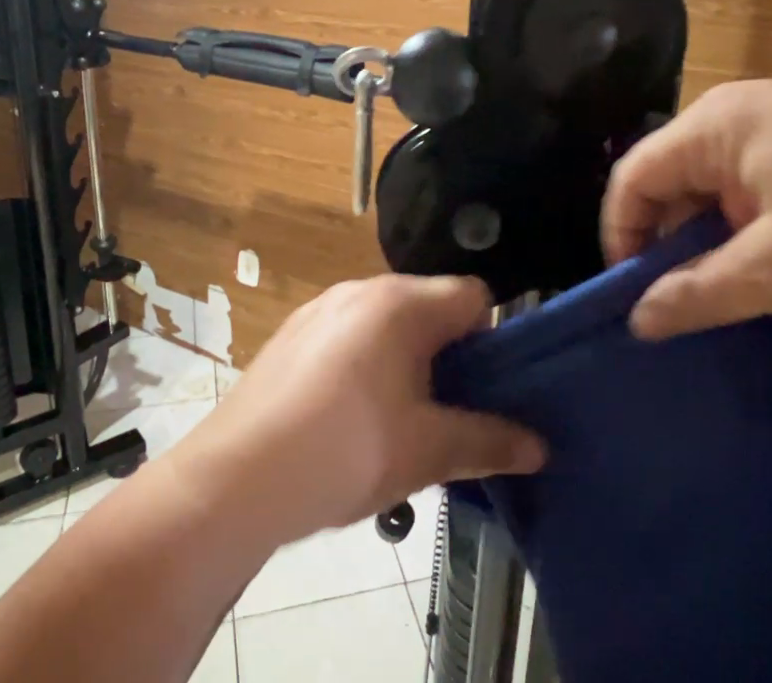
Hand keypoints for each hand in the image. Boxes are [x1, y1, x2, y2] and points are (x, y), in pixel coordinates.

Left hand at [161, 276, 545, 545]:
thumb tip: (538, 447)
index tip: (488, 390)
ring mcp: (317, 311)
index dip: (492, 340)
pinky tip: (349, 423)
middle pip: (429, 309)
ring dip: (406, 365)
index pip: (473, 296)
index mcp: (399, 304)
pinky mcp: (289, 338)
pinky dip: (365, 369)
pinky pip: (348, 340)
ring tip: (400, 425)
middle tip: (450, 414)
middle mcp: (358, 291)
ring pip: (387, 327)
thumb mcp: (426, 452)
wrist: (233, 481)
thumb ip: (488, 441)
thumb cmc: (342, 454)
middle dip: (449, 357)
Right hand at [603, 79, 771, 340]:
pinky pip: (764, 185)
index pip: (635, 174)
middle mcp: (748, 109)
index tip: (634, 296)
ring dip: (714, 239)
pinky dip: (753, 228)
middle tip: (683, 301)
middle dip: (670, 240)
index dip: (621, 235)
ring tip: (731, 292)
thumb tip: (637, 322)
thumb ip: (697, 294)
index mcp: (720, 123)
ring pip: (721, 185)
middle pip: (675, 176)